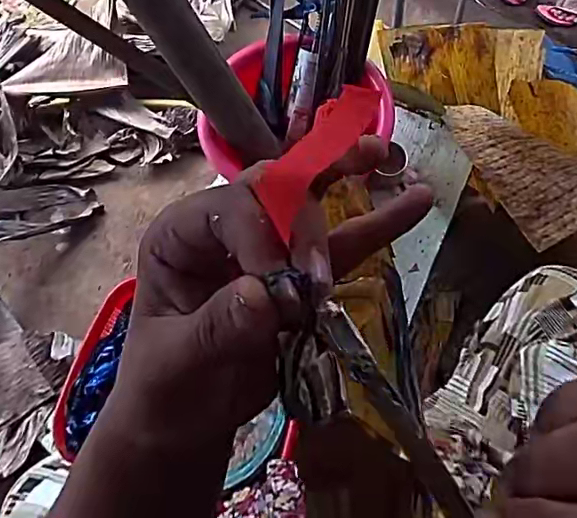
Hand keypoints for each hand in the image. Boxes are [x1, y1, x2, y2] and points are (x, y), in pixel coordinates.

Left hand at [107, 135, 432, 453]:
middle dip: (304, 222)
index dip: (263, 240)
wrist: (185, 422)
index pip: (231, 206)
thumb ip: (215, 329)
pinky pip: (341, 244)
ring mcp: (268, 242)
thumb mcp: (173, 365)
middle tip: (317, 277)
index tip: (281, 298)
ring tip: (382, 153)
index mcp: (183, 231)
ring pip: (310, 201)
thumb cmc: (163, 389)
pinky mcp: (301, 271)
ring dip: (347, 176)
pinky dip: (377, 223)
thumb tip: (265, 295)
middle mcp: (227, 224)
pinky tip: (413, 199)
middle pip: (273, 192)